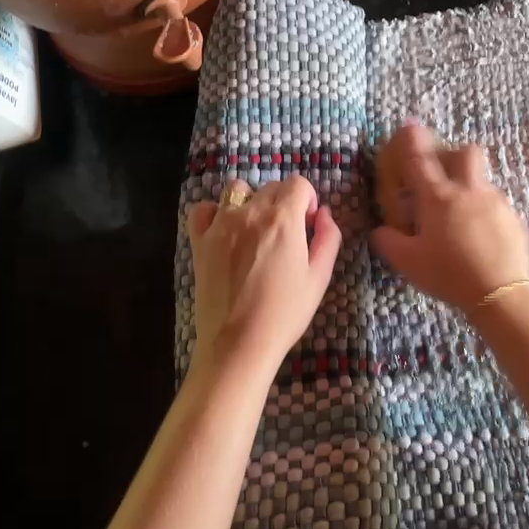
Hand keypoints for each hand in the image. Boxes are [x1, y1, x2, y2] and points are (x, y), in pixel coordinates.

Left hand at [188, 175, 341, 376]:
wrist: (238, 344)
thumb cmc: (284, 313)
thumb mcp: (319, 278)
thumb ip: (328, 238)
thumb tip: (324, 213)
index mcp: (284, 219)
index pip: (298, 183)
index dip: (308, 199)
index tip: (308, 223)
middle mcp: (251, 212)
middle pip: (271, 187)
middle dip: (284, 202)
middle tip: (285, 235)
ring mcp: (221, 224)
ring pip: (238, 190)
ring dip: (250, 201)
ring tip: (254, 230)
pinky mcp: (200, 241)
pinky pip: (204, 210)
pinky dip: (214, 213)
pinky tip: (224, 231)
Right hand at [369, 121, 528, 310]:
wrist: (502, 295)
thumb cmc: (449, 275)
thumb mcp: (409, 263)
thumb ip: (389, 243)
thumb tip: (380, 231)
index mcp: (438, 198)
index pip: (420, 160)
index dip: (412, 139)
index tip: (409, 124)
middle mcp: (468, 191)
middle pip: (467, 153)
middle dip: (456, 154)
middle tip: (447, 173)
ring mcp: (496, 203)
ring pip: (483, 181)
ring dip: (472, 190)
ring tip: (464, 220)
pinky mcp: (515, 220)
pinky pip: (499, 207)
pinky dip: (488, 216)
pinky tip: (483, 241)